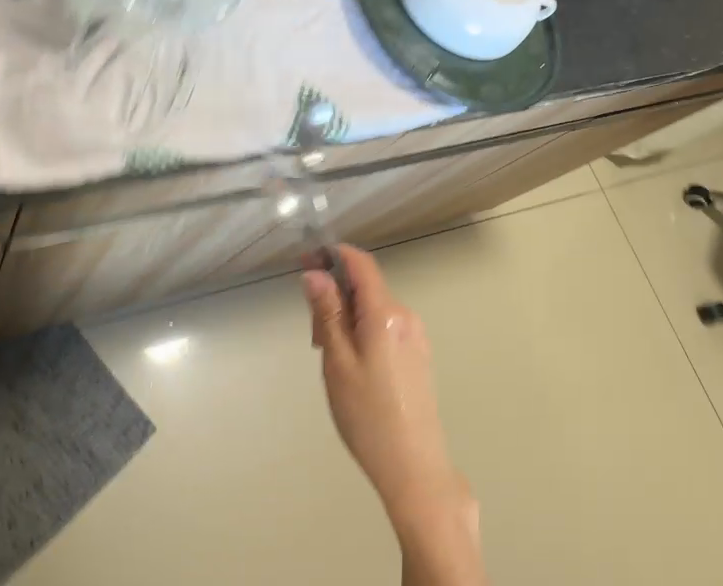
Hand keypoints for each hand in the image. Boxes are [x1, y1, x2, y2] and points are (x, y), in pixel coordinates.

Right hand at [302, 246, 470, 525]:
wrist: (414, 467)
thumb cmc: (368, 415)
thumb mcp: (337, 362)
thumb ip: (327, 313)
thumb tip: (315, 273)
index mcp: (386, 313)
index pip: (361, 263)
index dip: (332, 254)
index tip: (304, 260)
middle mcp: (406, 317)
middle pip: (365, 287)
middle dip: (334, 296)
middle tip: (313, 336)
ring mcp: (416, 338)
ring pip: (372, 309)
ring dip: (345, 317)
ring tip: (330, 359)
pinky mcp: (417, 357)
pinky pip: (384, 328)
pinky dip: (361, 332)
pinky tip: (351, 367)